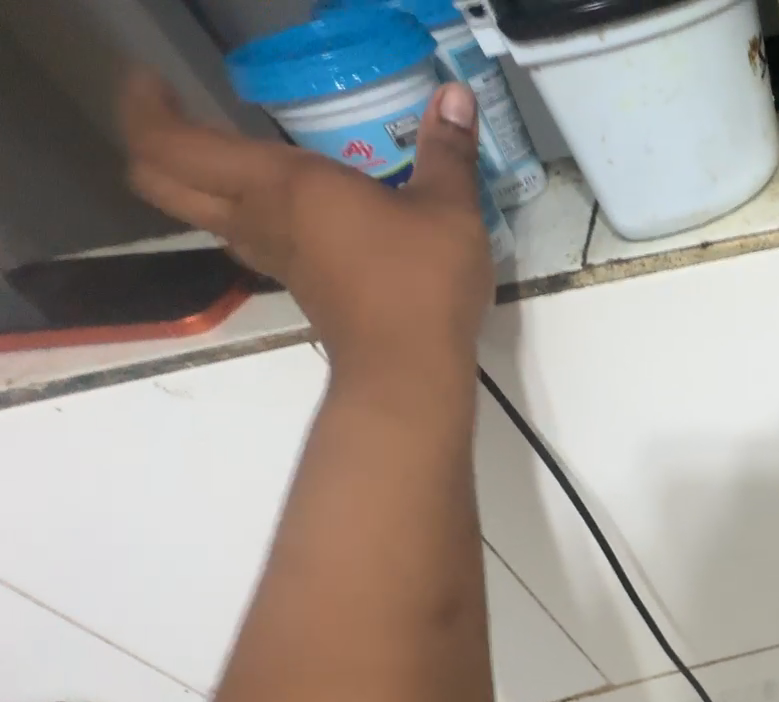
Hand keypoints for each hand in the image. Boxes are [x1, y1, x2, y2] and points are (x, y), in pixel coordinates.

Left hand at [118, 72, 494, 389]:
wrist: (411, 366)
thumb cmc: (423, 280)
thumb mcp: (450, 211)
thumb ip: (448, 154)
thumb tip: (455, 95)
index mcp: (284, 184)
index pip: (170, 139)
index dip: (146, 104)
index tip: (157, 81)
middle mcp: (263, 217)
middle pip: (161, 178)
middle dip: (153, 143)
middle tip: (179, 117)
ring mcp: (277, 258)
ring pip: (204, 214)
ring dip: (202, 184)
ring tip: (238, 165)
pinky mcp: (303, 288)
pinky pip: (249, 242)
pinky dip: (249, 220)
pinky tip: (294, 218)